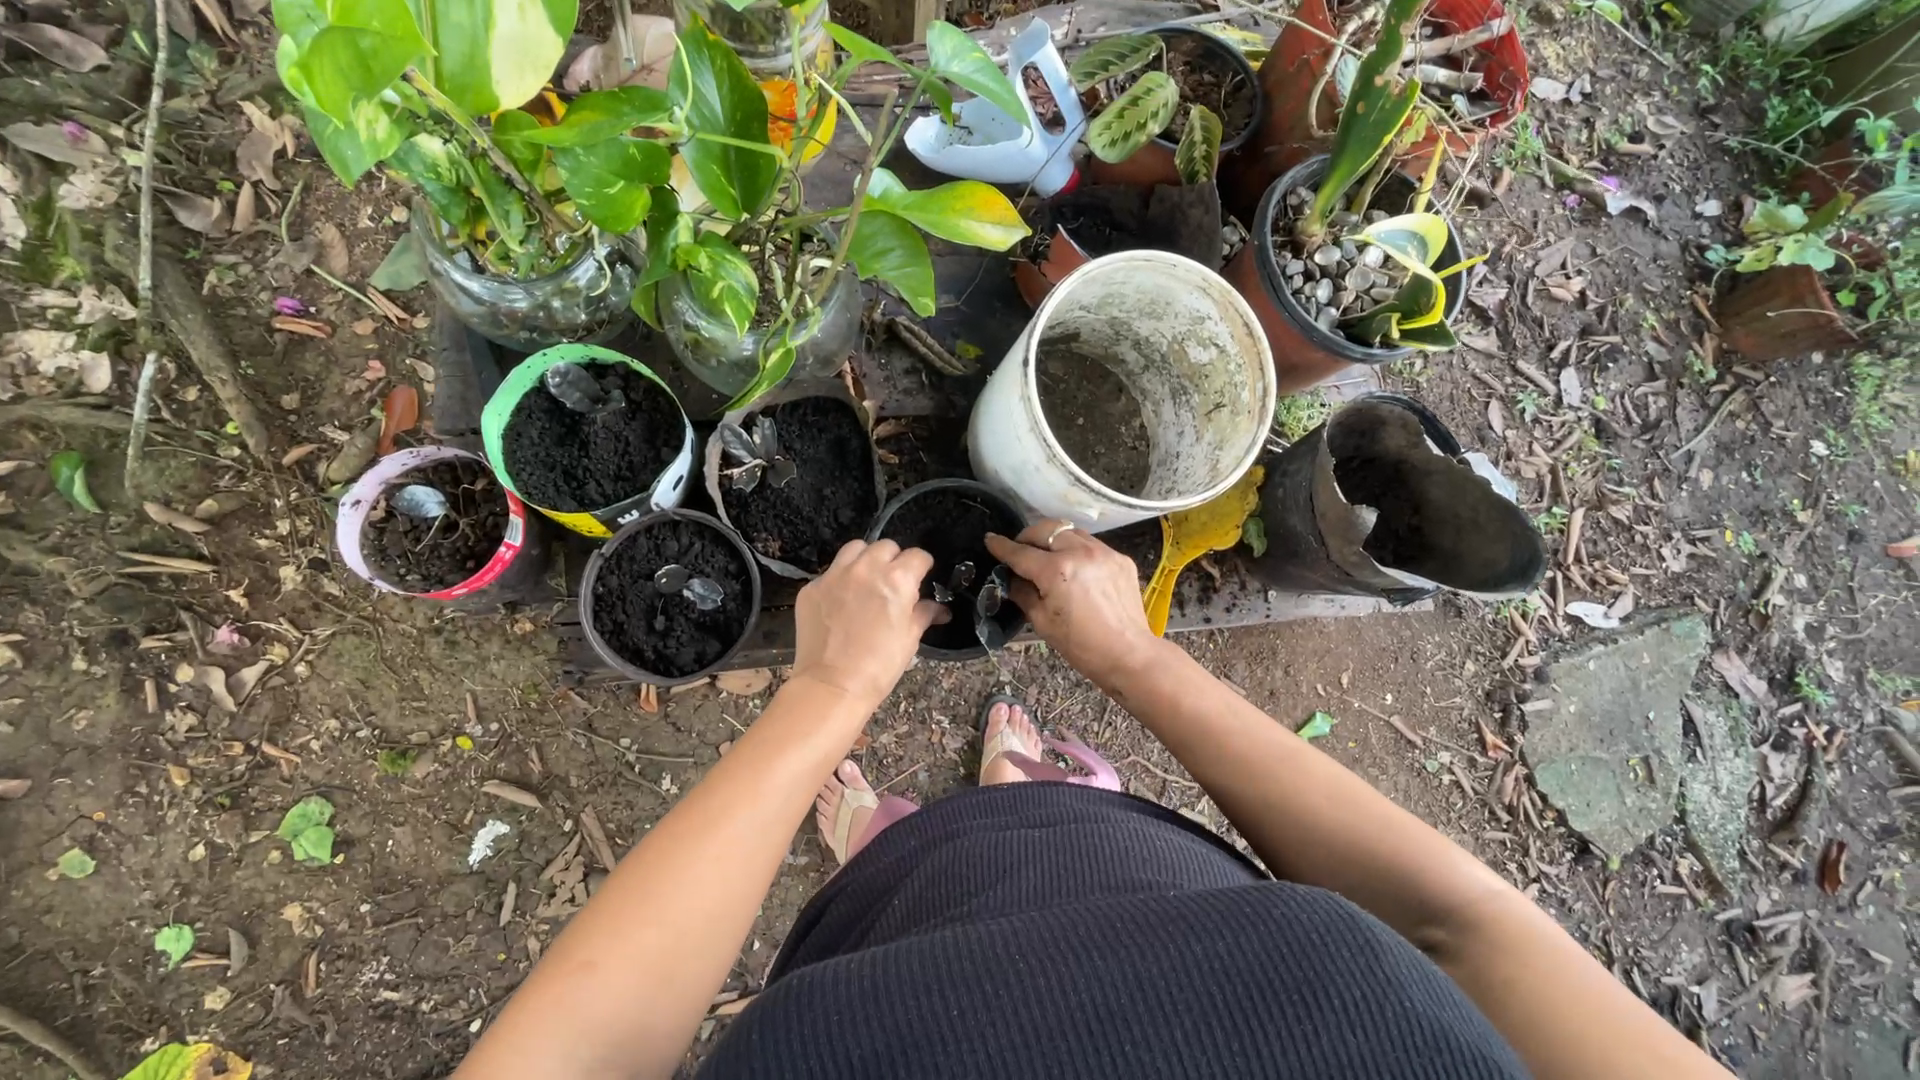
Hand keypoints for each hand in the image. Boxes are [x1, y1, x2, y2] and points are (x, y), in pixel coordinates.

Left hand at [791, 539, 947, 709]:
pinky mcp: (812, 587)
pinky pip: (830, 572)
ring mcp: (835, 576)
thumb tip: (939, 609)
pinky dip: (840, 580)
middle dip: (893, 560)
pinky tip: (842, 602)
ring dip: (865, 559)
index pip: (917, 556)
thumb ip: (924, 614)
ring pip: (855, 549)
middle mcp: (866, 569)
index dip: (922, 567)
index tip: (920, 577)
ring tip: (866, 581)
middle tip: (893, 583)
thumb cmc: (879, 666)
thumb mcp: (910, 639)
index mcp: (897, 579)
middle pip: (886, 547)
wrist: (832, 685)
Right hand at [985, 520, 1161, 685]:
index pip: (1021, 552)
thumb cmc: (1081, 645)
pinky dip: (1076, 550)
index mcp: (1057, 570)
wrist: (1128, 654)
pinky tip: (1075, 569)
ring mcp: (1104, 553)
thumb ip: (1023, 593)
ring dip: (1053, 539)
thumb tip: (1012, 578)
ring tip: (1047, 557)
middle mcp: (1081, 552)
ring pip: (1070, 532)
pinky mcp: (1120, 559)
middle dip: (1028, 537)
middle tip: (1020, 551)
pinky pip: (1091, 544)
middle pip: (1046, 530)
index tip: (990, 540)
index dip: (1002, 547)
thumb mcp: (1042, 622)